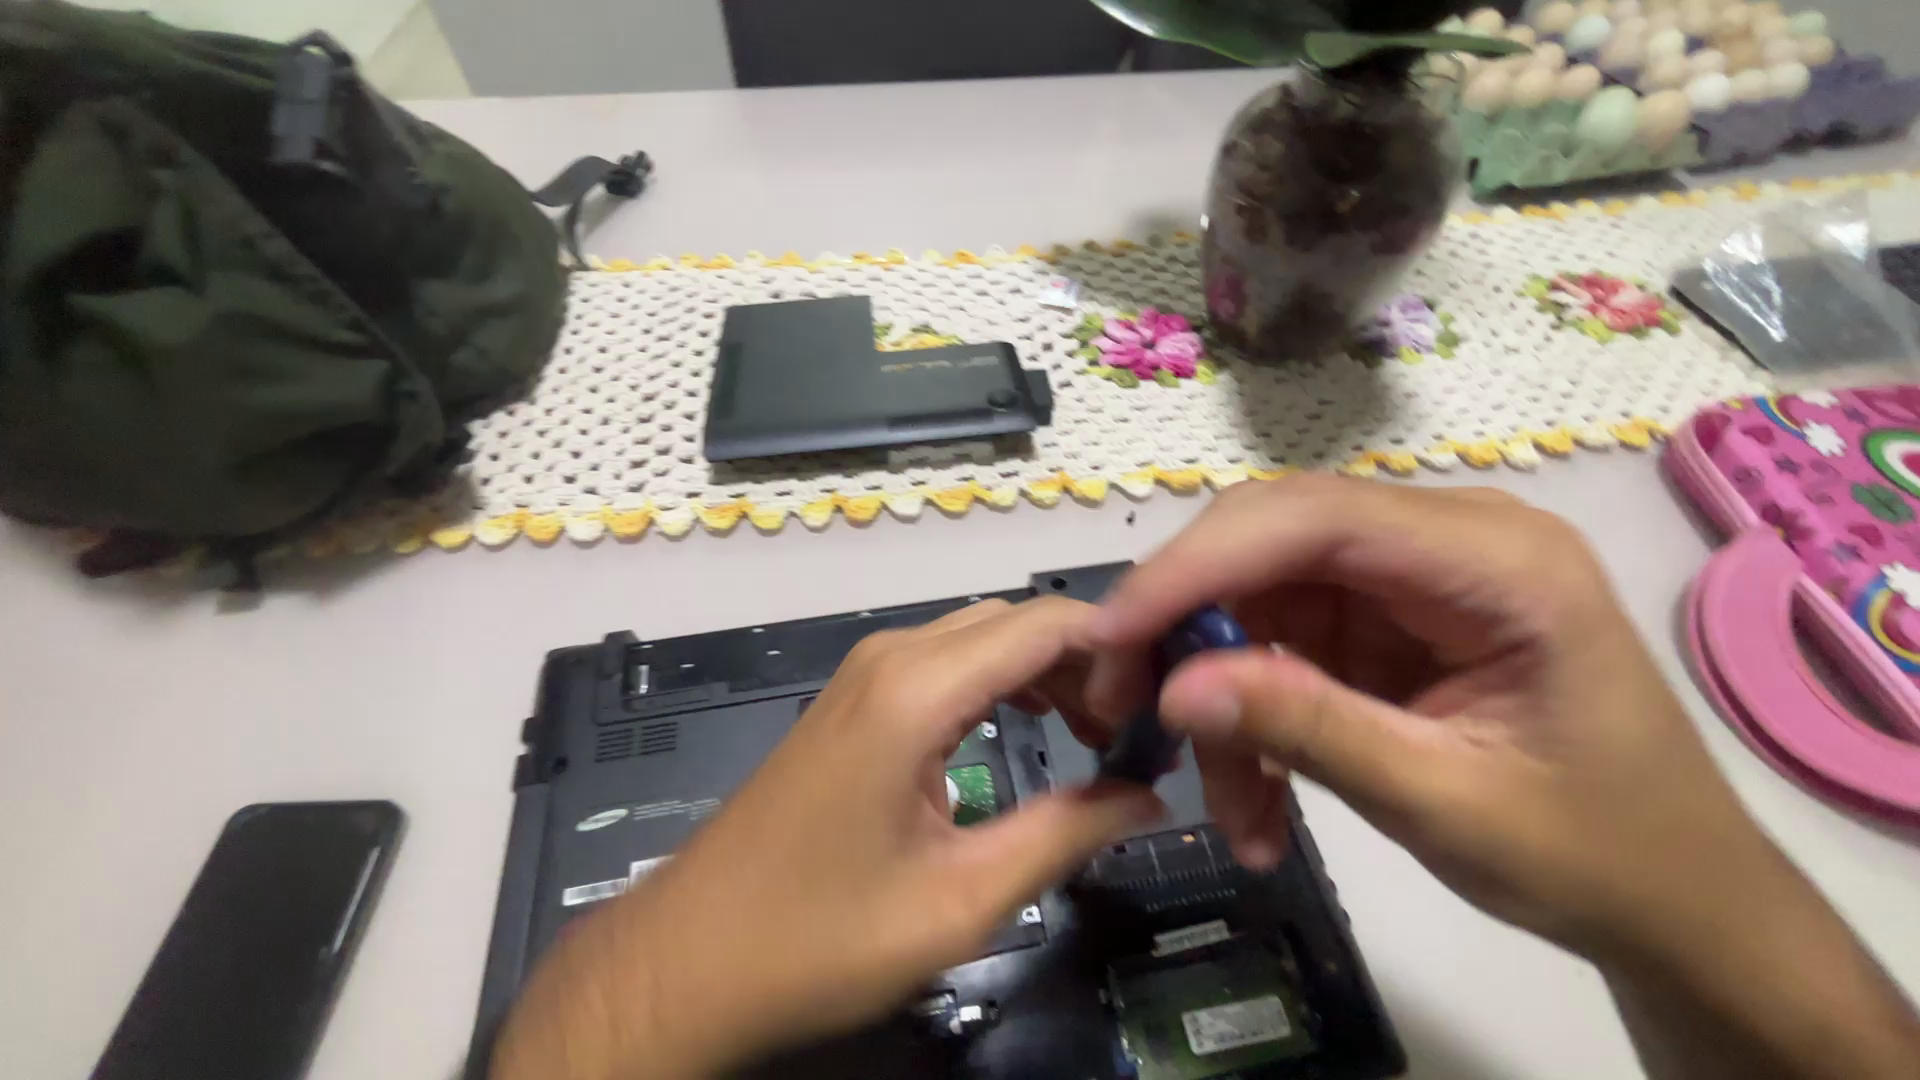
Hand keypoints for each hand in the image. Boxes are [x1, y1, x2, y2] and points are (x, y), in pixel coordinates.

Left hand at [491, 596, 1164, 1079]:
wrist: (691, 958)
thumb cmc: (820, 937)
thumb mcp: (961, 900)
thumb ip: (1065, 834)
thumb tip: (1147, 795)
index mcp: (917, 690)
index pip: (1046, 623)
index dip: (1118, 650)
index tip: (1162, 706)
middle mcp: (892, 657)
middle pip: (1017, 622)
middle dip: (1088, 660)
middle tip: (1133, 733)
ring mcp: (867, 673)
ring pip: (983, 638)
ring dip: (1046, 671)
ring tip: (1094, 735)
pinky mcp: (855, 698)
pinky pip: (947, 663)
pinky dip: (1000, 682)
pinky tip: (1029, 729)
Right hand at [1089, 476, 1919, 1079]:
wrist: (1674, 899)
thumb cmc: (1595, 852)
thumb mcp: (1443, 801)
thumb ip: (1307, 729)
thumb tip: (1171, 692)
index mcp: (1495, 561)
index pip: (1311, 521)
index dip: (1195, 567)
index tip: (1111, 635)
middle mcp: (1442, 539)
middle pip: (1266, 538)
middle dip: (1181, 618)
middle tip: (1118, 700)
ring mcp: (1402, 576)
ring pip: (1254, 596)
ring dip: (1216, 690)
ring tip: (1228, 803)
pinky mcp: (1374, 618)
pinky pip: (1274, 640)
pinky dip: (1248, 715)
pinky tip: (1257, 798)